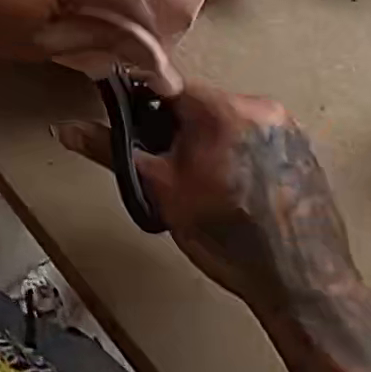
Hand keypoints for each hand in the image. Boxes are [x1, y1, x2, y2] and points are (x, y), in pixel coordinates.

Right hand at [56, 80, 361, 312]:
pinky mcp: (305, 148)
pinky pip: (253, 133)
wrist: (303, 286)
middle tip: (169, 163)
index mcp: (220, 107)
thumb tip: (64, 128)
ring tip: (202, 178)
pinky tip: (232, 184)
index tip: (135, 128)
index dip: (142, 106)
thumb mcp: (157, 187)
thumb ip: (108, 149)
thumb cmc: (227, 235)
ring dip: (206, 137)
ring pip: (223, 118)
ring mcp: (287, 127)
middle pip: (195, 102)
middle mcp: (259, 106)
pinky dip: (235, 148)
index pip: (164, 85)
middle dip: (175, 126)